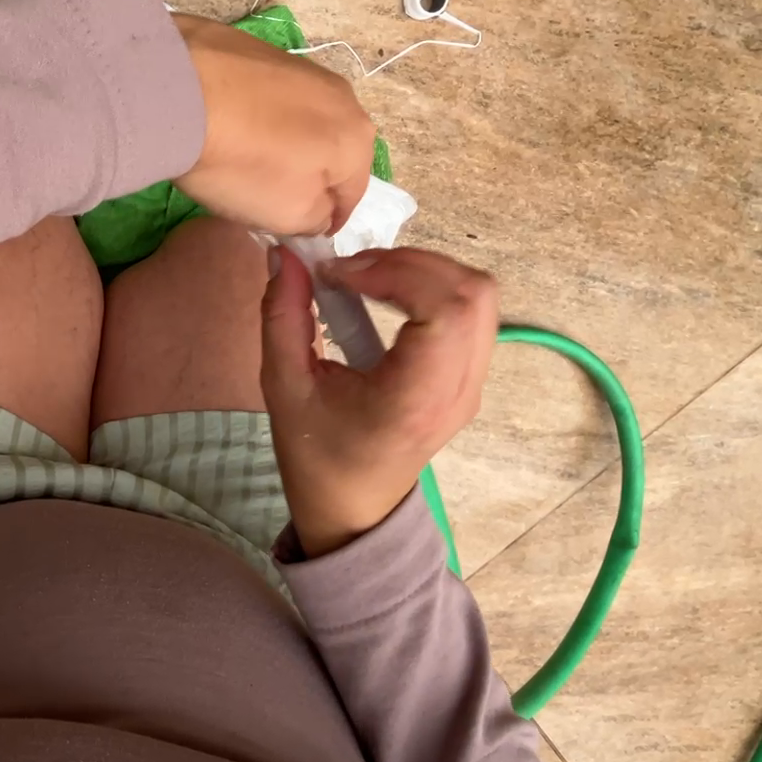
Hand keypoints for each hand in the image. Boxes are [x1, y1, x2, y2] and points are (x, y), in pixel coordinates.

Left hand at [170, 14, 375, 235]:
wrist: (180, 92)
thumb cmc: (242, 163)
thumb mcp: (289, 214)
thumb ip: (317, 218)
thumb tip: (321, 211)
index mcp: (358, 138)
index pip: (353, 194)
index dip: (330, 219)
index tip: (305, 233)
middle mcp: (342, 94)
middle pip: (331, 151)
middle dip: (309, 176)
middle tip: (274, 195)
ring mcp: (300, 66)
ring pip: (301, 119)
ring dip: (285, 142)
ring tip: (248, 157)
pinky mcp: (259, 50)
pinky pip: (267, 95)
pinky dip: (256, 114)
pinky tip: (228, 124)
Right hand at [260, 246, 498, 557]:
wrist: (353, 507)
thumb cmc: (315, 453)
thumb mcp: (282, 385)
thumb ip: (282, 315)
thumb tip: (285, 254)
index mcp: (416, 398)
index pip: (445, 311)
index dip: (395, 272)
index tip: (336, 273)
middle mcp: (459, 388)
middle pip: (472, 293)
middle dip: (408, 261)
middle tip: (351, 268)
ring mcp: (473, 381)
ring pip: (479, 295)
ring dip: (421, 269)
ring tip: (365, 276)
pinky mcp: (470, 373)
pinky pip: (469, 309)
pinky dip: (429, 285)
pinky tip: (384, 293)